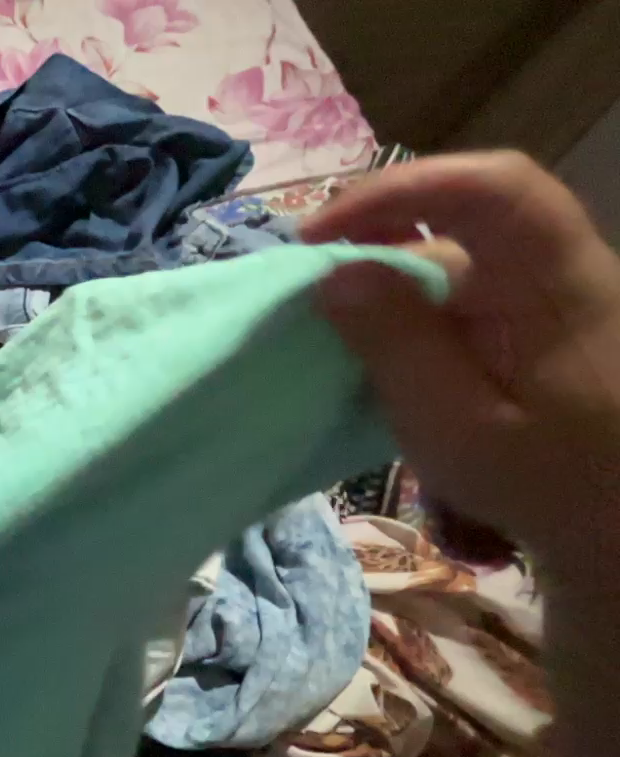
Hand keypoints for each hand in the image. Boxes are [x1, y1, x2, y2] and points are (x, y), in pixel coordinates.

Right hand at [302, 151, 619, 575]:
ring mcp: (541, 295)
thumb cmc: (543, 475)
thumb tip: (335, 273)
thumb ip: (397, 343)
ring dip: (376, 276)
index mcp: (551, 285)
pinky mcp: (526, 321)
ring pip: (450, 254)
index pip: (492, 188)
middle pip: (460, 215)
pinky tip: (362, 343)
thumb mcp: (453, 421)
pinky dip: (394, 304)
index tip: (313, 237)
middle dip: (368, 233)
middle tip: (296, 282)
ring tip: (317, 322)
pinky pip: (452, 288)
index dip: (398, 188)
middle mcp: (552, 271)